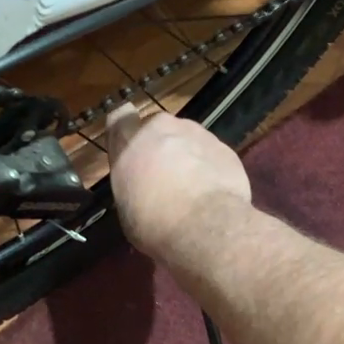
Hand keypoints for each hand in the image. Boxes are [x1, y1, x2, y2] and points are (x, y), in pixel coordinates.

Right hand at [108, 104, 252, 260]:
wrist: (205, 228)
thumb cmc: (154, 224)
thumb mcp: (126, 207)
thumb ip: (133, 182)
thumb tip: (143, 184)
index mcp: (129, 142)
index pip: (120, 116)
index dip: (127, 130)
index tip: (132, 146)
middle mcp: (161, 128)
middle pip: (158, 127)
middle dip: (161, 145)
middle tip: (165, 174)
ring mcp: (196, 133)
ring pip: (188, 138)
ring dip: (188, 155)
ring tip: (193, 186)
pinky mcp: (223, 146)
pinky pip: (212, 153)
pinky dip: (211, 167)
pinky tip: (213, 191)